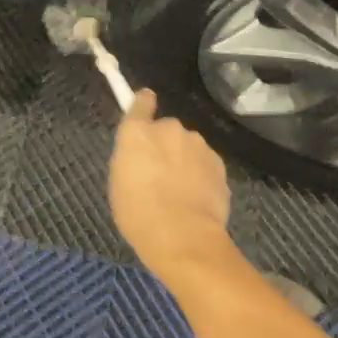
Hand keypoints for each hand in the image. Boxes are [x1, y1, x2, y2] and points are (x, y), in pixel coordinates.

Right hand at [108, 89, 232, 285]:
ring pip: (188, 147)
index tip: (146, 104)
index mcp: (137, 132)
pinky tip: (196, 198)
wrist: (183, 235)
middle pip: (166, 130)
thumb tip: (142, 154)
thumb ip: (130, 158)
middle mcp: (169, 129)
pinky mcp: (218, 162)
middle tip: (159, 174)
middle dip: (164, 145)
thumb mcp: (119, 184)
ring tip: (180, 192)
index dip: (143, 104)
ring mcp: (197, 144)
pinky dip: (200, 175)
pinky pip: (204, 163)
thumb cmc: (139, 213)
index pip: (141, 102)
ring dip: (184, 160)